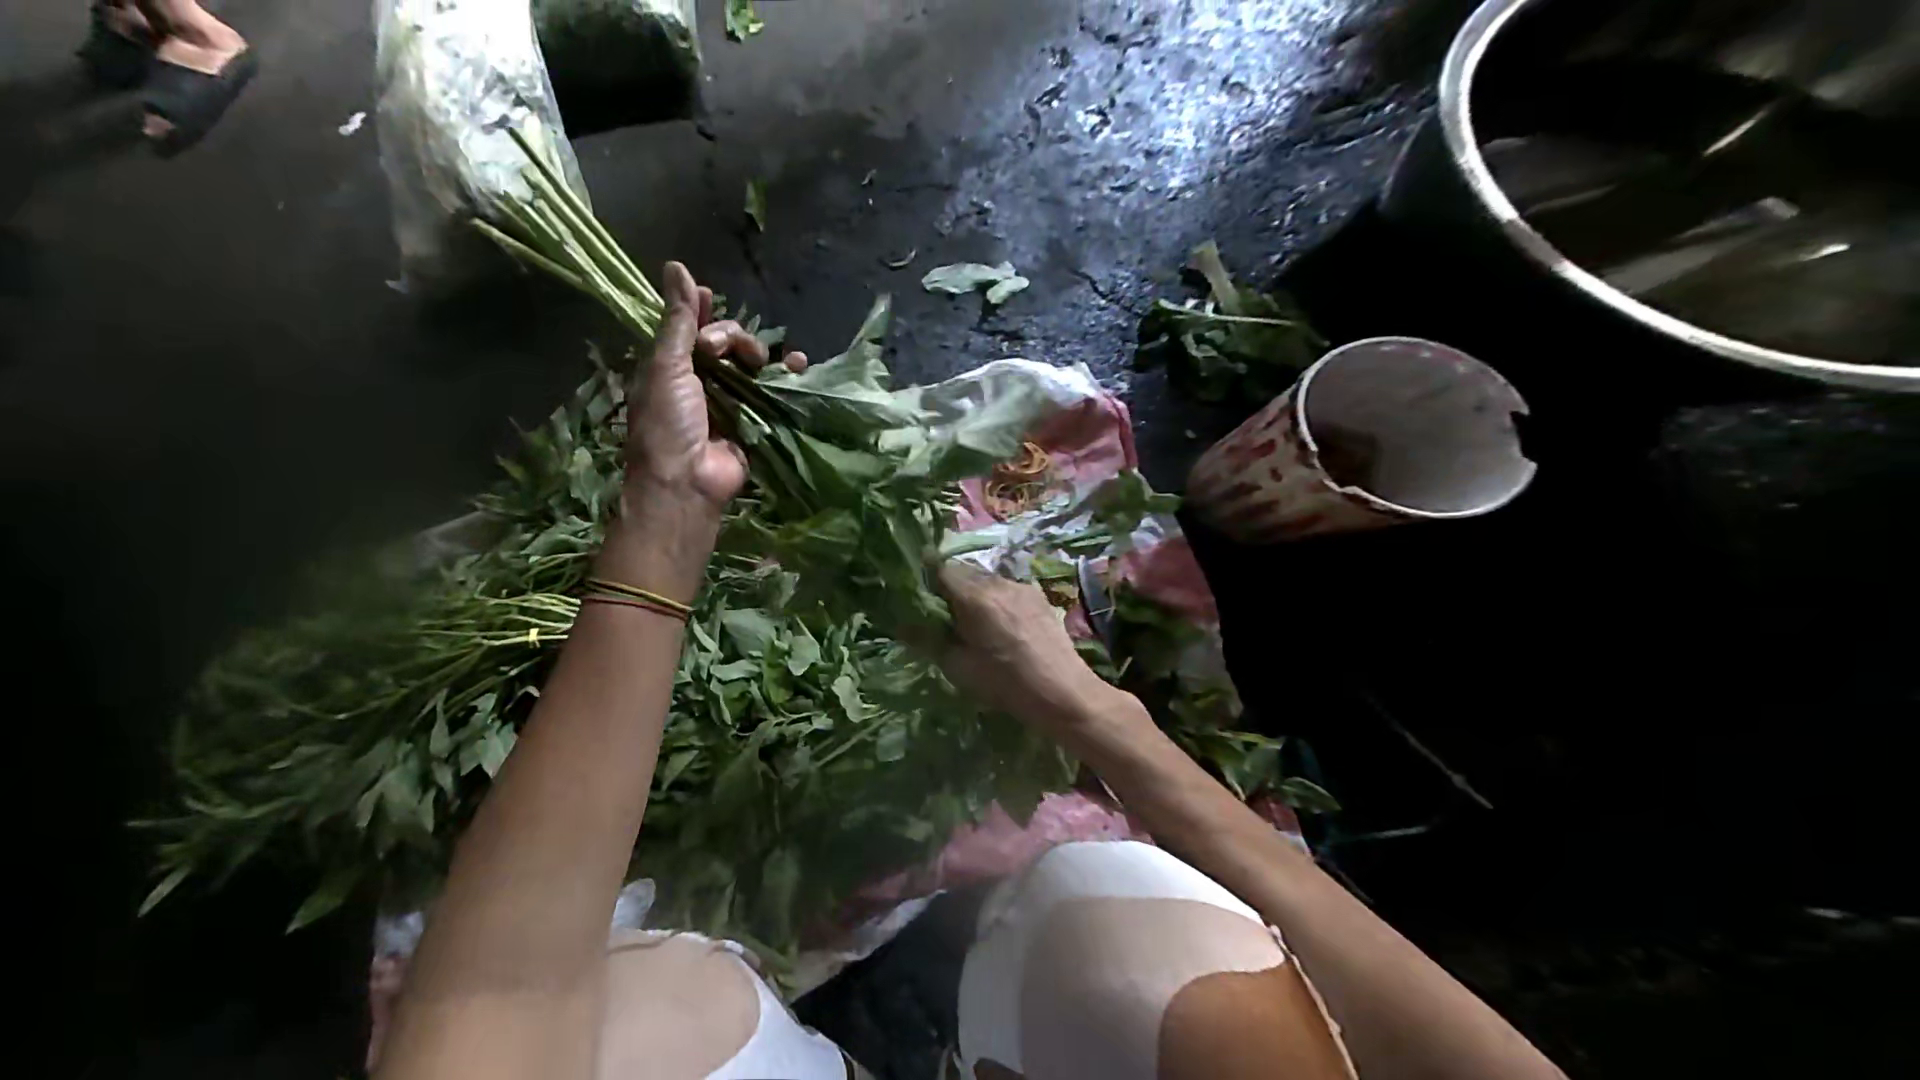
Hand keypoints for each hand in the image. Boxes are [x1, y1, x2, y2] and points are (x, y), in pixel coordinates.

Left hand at [624, 261, 806, 511]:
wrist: (688, 482)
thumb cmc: (667, 422)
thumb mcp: (666, 365)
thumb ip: (677, 320)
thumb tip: (677, 266)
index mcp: (670, 368)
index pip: (687, 329)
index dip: (698, 311)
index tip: (707, 296)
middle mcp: (699, 383)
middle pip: (723, 344)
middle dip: (729, 336)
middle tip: (722, 350)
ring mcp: (729, 403)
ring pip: (750, 366)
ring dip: (761, 353)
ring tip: (760, 361)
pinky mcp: (755, 422)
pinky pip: (773, 393)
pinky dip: (787, 377)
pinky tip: (799, 365)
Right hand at [937, 561, 1139, 741]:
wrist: (1063, 692)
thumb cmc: (1005, 684)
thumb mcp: (959, 667)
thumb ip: (927, 640)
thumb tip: (901, 624)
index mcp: (974, 596)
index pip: (939, 568)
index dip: (925, 578)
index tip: (918, 595)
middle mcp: (997, 582)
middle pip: (963, 571)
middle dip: (949, 586)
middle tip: (943, 614)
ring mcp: (1021, 586)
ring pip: (986, 579)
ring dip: (974, 592)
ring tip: (973, 622)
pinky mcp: (1038, 596)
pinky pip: (1006, 588)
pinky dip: (996, 599)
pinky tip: (1001, 625)